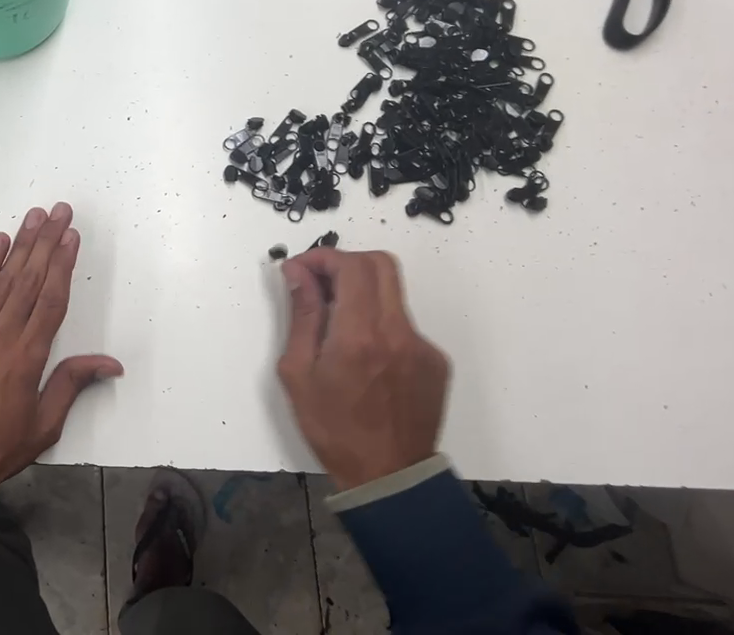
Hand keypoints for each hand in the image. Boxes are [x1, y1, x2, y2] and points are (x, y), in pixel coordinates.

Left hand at [0, 203, 123, 489]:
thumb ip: (72, 384)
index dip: (63, 264)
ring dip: (20, 245)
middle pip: (30, 279)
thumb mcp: (44, 425)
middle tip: (59, 211)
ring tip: (34, 216)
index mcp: (28, 357)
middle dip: (46, 242)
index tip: (71, 236)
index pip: (51, 299)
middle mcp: (2, 335)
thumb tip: (111, 363)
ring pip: (3, 279)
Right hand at [276, 248, 449, 490]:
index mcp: (360, 336)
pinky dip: (377, 321)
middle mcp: (398, 333)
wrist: (388, 477)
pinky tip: (361, 354)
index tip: (299, 270)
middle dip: (344, 263)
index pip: (351, 266)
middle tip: (317, 282)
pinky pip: (402, 323)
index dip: (322, 257)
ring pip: (392, 293)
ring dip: (360, 292)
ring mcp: (422, 347)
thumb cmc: (332, 427)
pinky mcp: (435, 361)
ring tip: (334, 323)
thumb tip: (298, 273)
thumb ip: (302, 315)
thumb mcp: (297, 371)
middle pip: (380, 265)